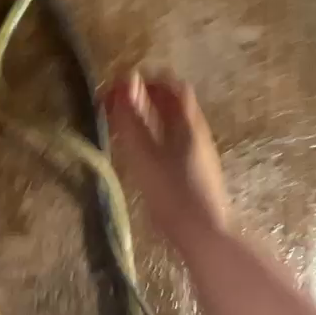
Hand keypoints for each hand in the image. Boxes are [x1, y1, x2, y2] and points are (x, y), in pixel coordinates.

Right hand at [104, 72, 231, 242]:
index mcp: (187, 123)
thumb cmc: (172, 193)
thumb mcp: (146, 154)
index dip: (144, 81)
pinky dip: (151, 133)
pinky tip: (135, 151)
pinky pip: (170, 138)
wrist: (204, 234)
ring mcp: (196, 151)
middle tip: (111, 107)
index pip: (171, 86)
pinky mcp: (192, 168)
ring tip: (118, 126)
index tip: (115, 89)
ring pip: (171, 120)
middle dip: (142, 97)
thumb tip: (126, 80)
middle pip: (171, 102)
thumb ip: (133, 118)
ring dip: (145, 116)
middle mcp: (195, 132)